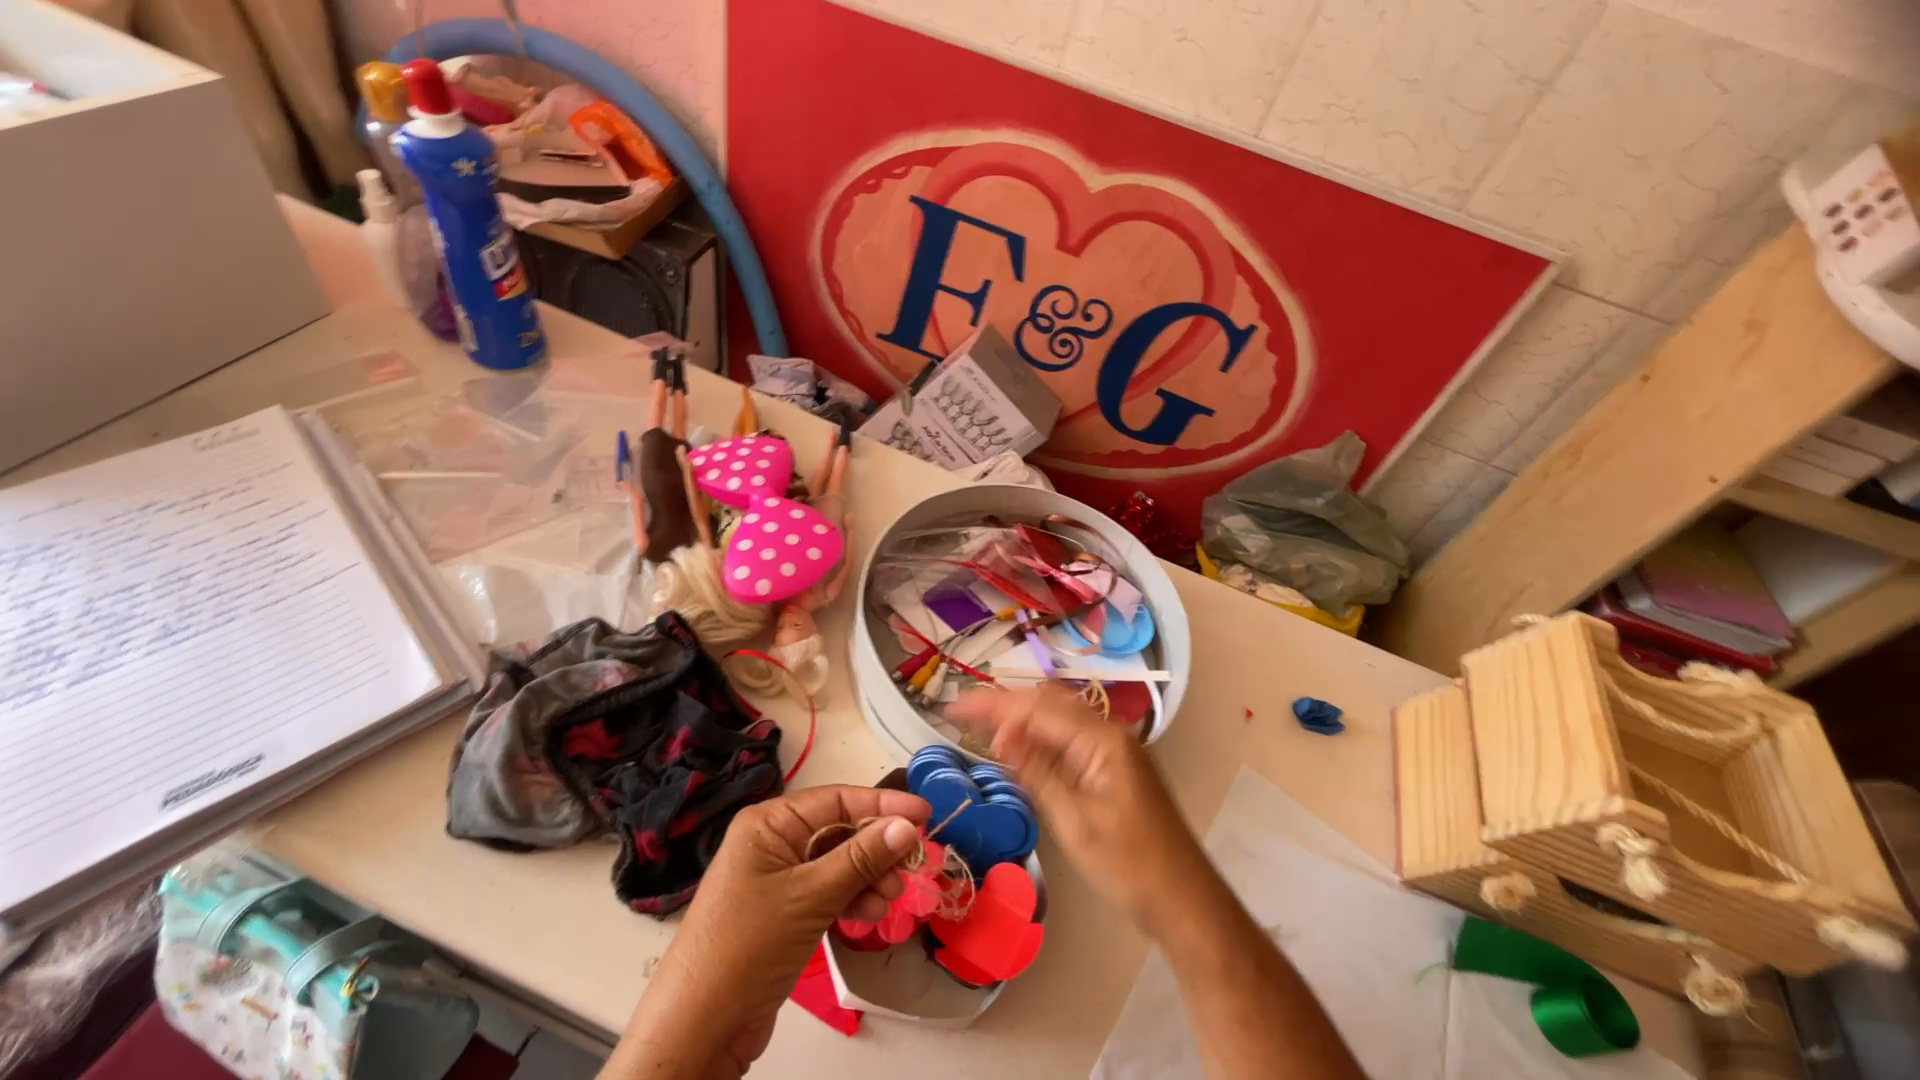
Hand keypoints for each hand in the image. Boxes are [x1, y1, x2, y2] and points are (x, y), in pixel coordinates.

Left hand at [604, 786, 929, 1079]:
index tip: (925, 815)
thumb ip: (862, 858)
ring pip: (839, 864)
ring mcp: (777, 879)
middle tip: (909, 870)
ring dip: (868, 878)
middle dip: (876, 848)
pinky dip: (851, 900)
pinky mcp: (784, 913)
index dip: (882, 805)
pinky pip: (828, 892)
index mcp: (769, 823)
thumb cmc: (749, 945)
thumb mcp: (810, 896)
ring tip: (887, 901)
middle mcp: (773, 843)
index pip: (836, 799)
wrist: (699, 1024)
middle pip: (840, 831)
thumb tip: (907, 825)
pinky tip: (868, 916)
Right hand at [949, 683, 1208, 932]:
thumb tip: (1000, 733)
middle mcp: (1111, 734)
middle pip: (1050, 703)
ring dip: (1022, 718)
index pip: (1038, 708)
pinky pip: (1071, 739)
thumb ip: (1037, 772)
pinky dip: (1040, 738)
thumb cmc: (1129, 867)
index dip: (994, 705)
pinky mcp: (1114, 768)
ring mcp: (1115, 750)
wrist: (1184, 901)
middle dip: (1005, 704)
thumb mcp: (1073, 821)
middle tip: (962, 714)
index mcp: (1103, 741)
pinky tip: (1018, 750)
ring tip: (982, 726)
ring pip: (1060, 718)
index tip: (955, 707)